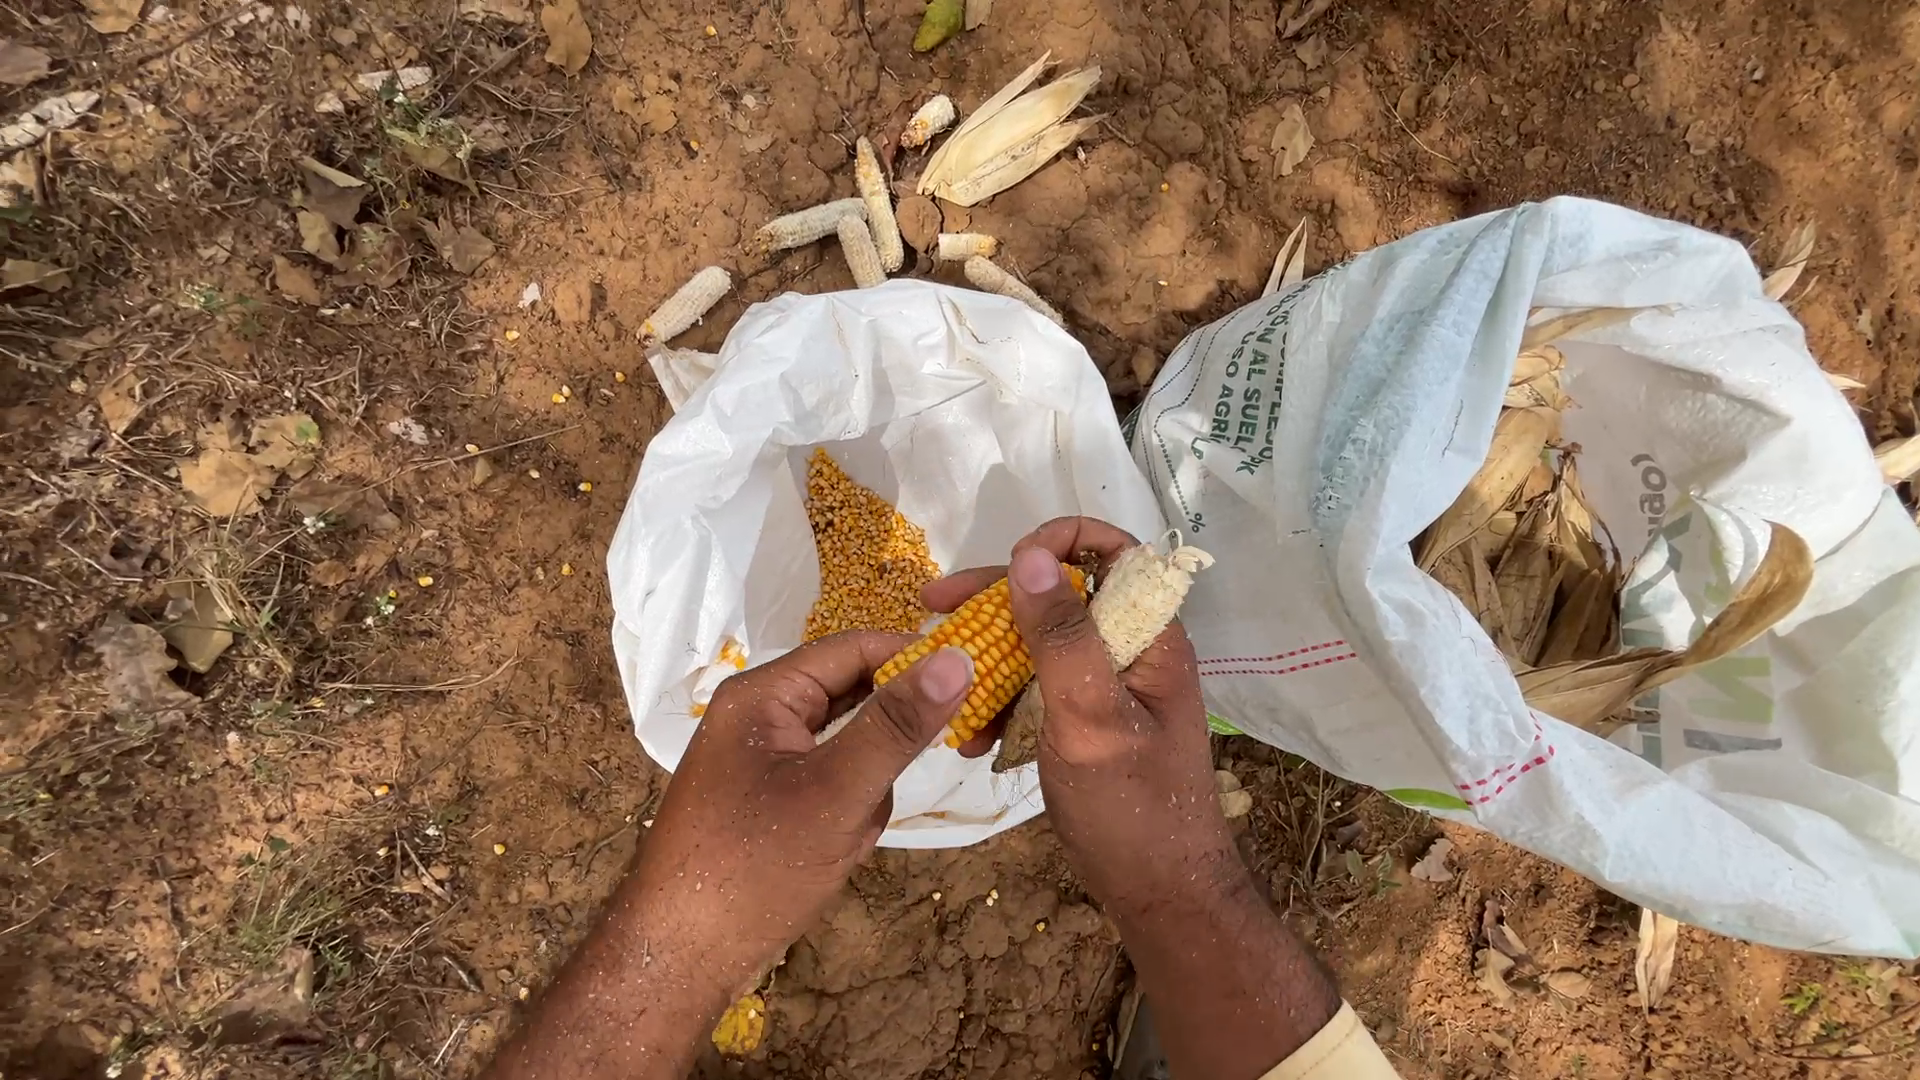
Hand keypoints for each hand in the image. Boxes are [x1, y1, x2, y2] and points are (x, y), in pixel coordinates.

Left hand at [482, 633, 975, 1079]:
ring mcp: (761, 754)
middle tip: (946, 748)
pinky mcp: (767, 792)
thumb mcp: (839, 790)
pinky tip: (842, 836)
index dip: (914, 655)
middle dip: (891, 727)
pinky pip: (828, 773)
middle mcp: (760, 711)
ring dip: (867, 775)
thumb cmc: (756, 867)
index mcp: (765, 692)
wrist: (676, 964)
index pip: (855, 648)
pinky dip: (849, 797)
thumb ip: (898, 724)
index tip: (973, 675)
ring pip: (844, 737)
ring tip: (856, 823)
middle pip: (850, 690)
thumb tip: (958, 658)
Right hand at [931, 519, 1340, 1079]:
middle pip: (1060, 594)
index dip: (1060, 540)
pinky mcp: (1081, 718)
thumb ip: (1062, 636)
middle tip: (933, 606)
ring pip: (1038, 642)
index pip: (1114, 552)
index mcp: (1147, 635)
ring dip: (988, 656)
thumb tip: (1031, 554)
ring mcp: (1103, 685)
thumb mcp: (1091, 716)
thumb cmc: (1133, 806)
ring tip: (944, 677)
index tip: (1008, 559)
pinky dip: (1000, 700)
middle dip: (997, 598)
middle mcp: (1127, 648)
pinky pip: (1034, 687)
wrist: (1160, 895)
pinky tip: (972, 734)